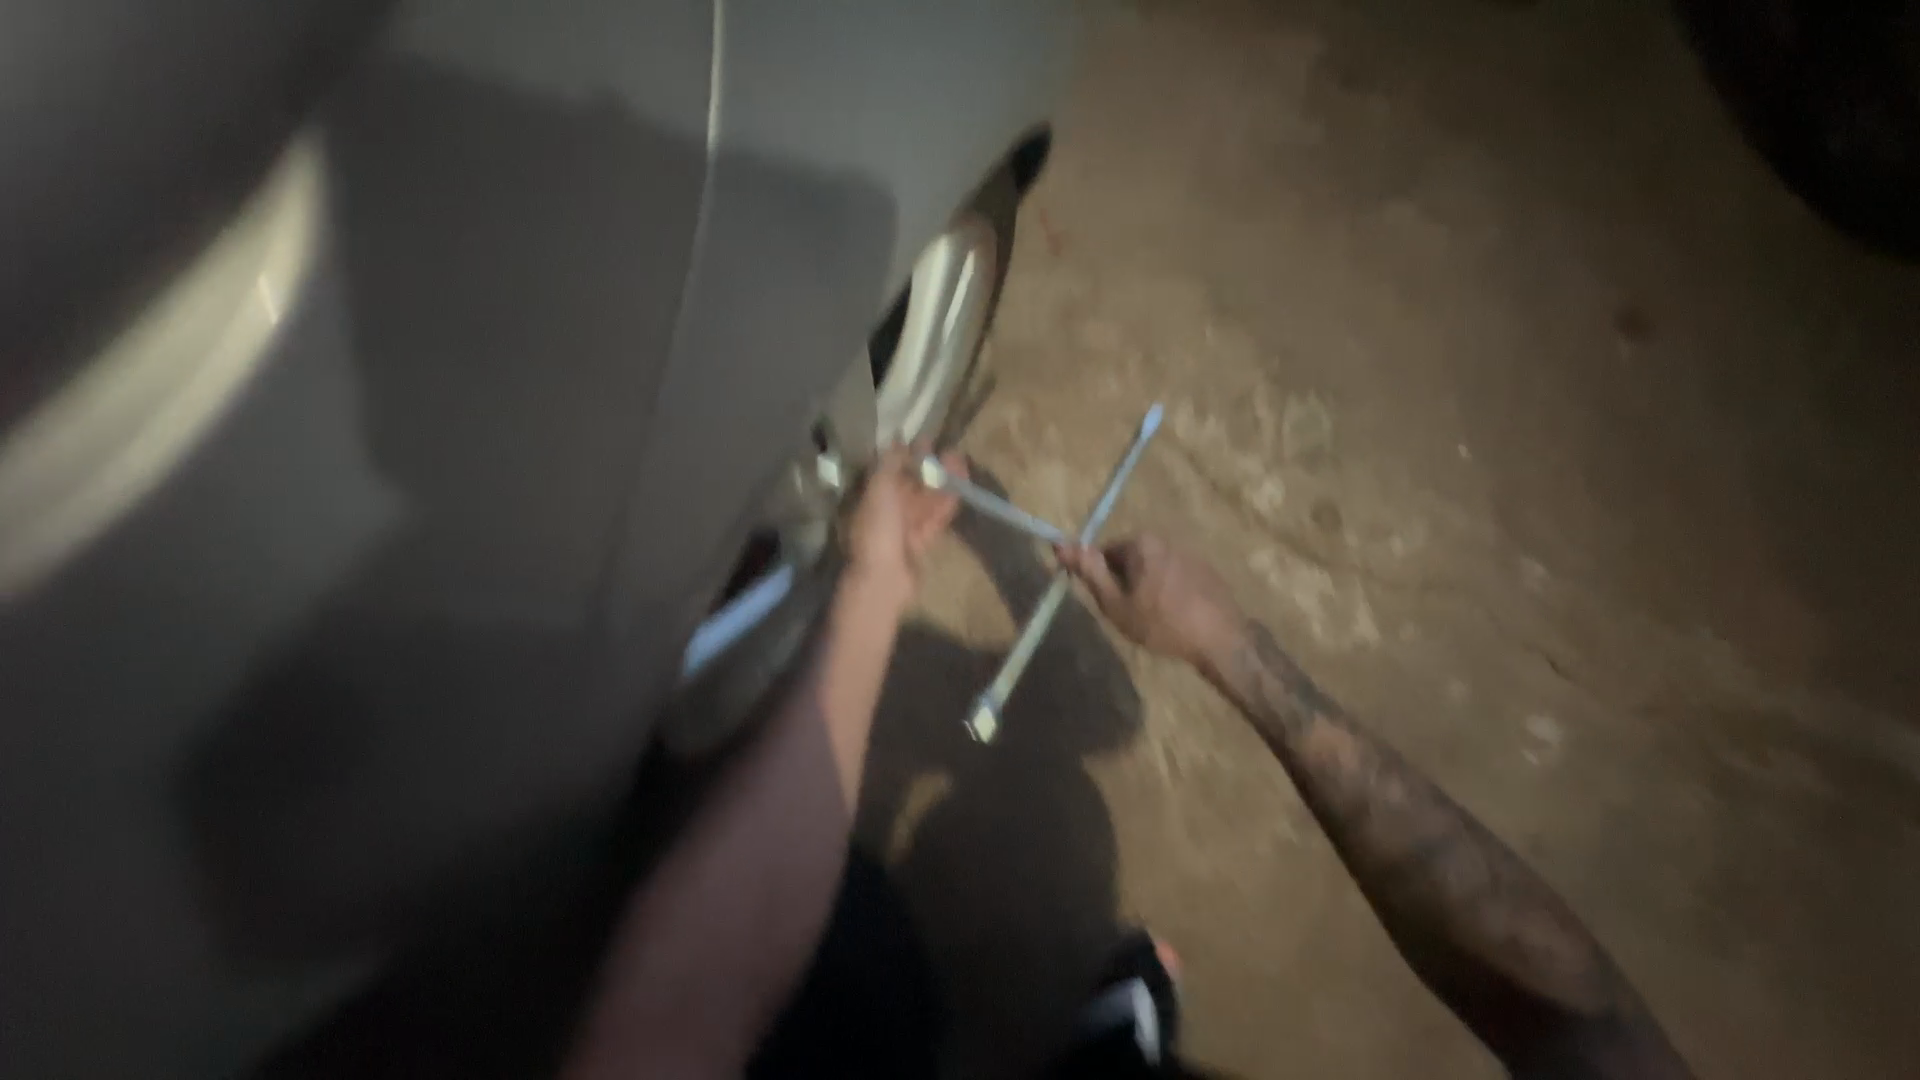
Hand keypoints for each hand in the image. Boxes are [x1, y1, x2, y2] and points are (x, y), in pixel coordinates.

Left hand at [844, 445, 962, 604]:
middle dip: (928, 466)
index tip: (926, 439)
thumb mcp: (880, 489)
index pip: (891, 469)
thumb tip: (896, 438)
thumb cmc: (878, 528)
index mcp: (873, 495)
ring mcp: (906, 526)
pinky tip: (962, 486)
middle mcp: (888, 509)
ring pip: (927, 498)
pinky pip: (936, 516)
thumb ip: (889, 463)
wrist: (884, 576)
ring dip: (942, 481)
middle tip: (948, 448)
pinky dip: (948, 501)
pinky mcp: (923, 540)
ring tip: (960, 461)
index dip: (907, 454)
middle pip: (911, 483)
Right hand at [1056, 533, 1245, 668]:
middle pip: (1130, 560)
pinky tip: (1176, 617)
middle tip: (1130, 616)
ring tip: (1154, 620)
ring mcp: (1189, 553)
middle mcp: (1165, 539)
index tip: (1110, 606)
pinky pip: (1175, 577)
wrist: (1221, 640)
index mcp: (1140, 543)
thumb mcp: (1116, 604)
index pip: (1104, 554)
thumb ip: (1088, 572)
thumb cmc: (1161, 623)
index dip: (1101, 581)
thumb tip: (1059, 544)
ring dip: (1147, 588)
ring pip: (1152, 569)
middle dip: (1125, 583)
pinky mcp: (1207, 570)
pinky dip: (1169, 592)